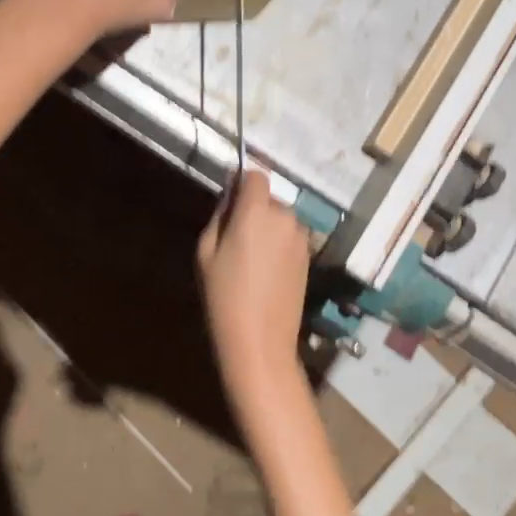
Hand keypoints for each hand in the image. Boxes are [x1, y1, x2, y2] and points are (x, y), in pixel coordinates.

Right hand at [197, 172, 310, 387]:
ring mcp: (301, 238)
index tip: (228, 201)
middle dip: (253, 209)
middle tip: (233, 237)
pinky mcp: (309, 257)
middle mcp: (285, 218)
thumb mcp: (206, 252)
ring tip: (249, 259)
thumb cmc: (223, 296)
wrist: (260, 340)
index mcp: (256, 212)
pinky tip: (265, 271)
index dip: (241, 183)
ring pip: (280, 219)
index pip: (255, 176)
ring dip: (267, 227)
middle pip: (268, 198)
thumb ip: (220, 215)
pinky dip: (278, 244)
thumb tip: (230, 194)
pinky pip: (290, 238)